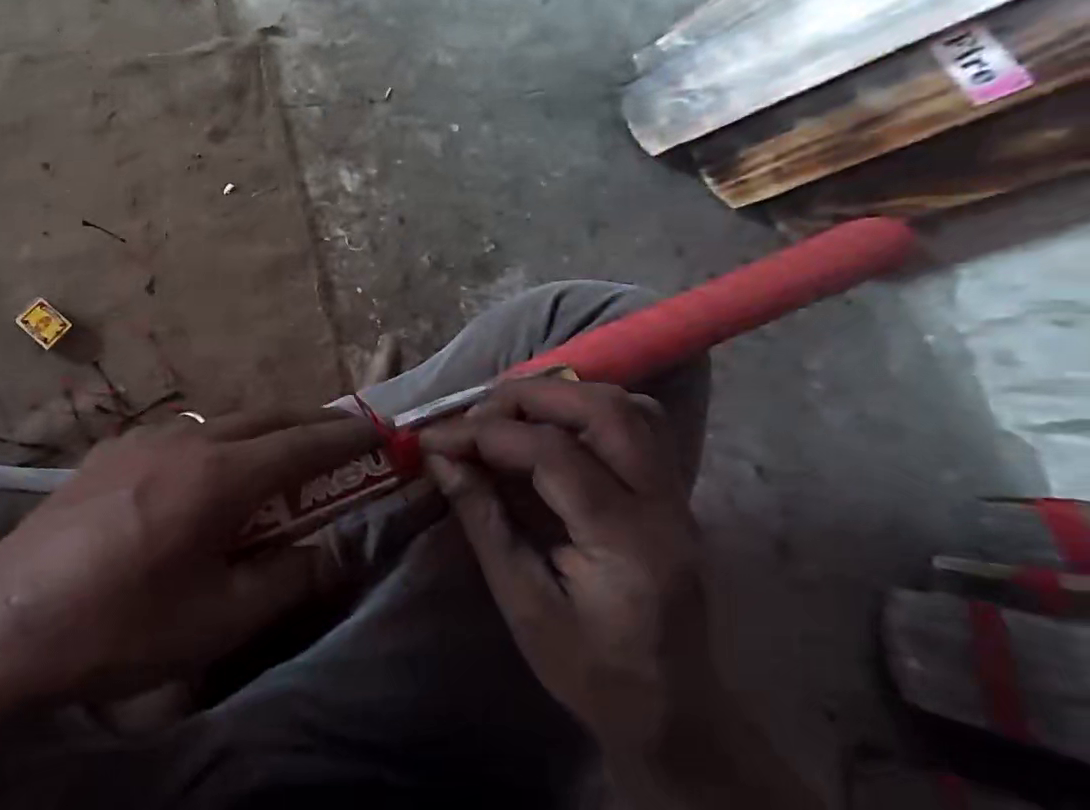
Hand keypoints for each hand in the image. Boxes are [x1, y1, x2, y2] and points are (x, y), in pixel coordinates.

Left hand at [0, 410, 382, 709]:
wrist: (11, 620)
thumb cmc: (124, 626)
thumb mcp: (221, 618)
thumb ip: (286, 577)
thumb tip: (329, 553)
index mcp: (217, 475)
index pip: (301, 444)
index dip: (345, 436)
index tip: (378, 430)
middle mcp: (180, 440)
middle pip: (260, 417)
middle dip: (305, 423)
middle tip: (338, 439)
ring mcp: (136, 440)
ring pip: (216, 423)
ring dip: (255, 433)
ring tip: (272, 463)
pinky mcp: (104, 454)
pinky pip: (175, 436)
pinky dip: (209, 445)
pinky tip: (199, 479)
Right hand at [418, 378, 715, 752]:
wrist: (672, 715)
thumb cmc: (588, 669)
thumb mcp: (521, 601)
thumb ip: (483, 519)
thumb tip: (440, 458)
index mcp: (627, 542)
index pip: (553, 454)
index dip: (483, 434)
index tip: (432, 438)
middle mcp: (664, 508)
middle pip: (605, 410)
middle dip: (526, 397)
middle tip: (471, 415)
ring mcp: (677, 499)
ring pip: (628, 408)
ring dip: (558, 395)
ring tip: (503, 416)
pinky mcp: (671, 498)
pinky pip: (638, 427)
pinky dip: (585, 410)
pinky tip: (547, 429)